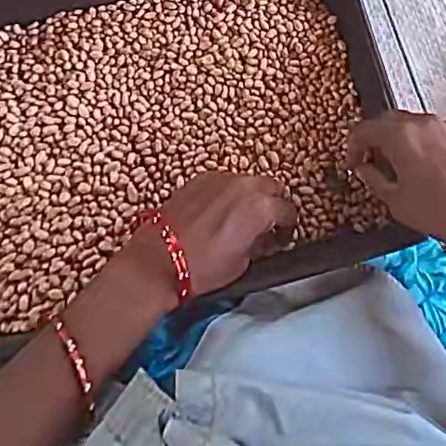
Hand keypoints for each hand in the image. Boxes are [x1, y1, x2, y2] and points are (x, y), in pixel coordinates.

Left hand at [118, 172, 297, 299]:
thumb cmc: (201, 267)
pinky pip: (225, 182)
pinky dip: (228, 193)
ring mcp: (221, 178)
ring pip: (248, 182)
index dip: (287, 226)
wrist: (158, 260)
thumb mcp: (243, 262)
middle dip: (273, 204)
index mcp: (262, 206)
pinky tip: (218, 212)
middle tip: (266, 225)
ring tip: (240, 218)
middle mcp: (245, 185)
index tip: (281, 236)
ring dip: (250, 196)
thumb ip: (259, 242)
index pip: (287, 210)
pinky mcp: (201, 178)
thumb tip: (261, 236)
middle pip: (272, 188)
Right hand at [346, 111, 445, 247]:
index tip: (352, 161)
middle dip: (373, 138)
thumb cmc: (443, 212)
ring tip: (395, 165)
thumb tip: (364, 169)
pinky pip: (429, 130)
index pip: (364, 129)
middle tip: (369, 160)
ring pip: (408, 123)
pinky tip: (419, 164)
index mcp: (400, 135)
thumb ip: (373, 178)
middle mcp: (421, 122)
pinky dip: (417, 140)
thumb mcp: (396, 201)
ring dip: (396, 138)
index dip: (353, 146)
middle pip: (385, 120)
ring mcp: (443, 125)